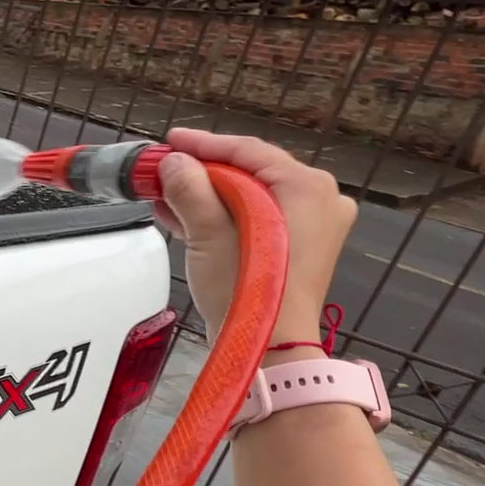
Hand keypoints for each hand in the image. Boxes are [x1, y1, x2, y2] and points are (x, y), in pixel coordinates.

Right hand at [152, 128, 354, 347]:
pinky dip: (224, 216)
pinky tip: (187, 219)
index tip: (171, 141)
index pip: (248, 151)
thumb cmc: (247, 289)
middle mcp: (320, 200)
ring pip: (253, 197)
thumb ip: (191, 191)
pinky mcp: (300, 250)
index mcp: (306, 187)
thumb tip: (175, 164)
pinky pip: (258, 219)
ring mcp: (313, 226)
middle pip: (252, 173)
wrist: (268, 343)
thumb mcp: (208, 234)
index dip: (204, 144)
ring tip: (166, 196)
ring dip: (208, 195)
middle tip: (164, 170)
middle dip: (203, 172)